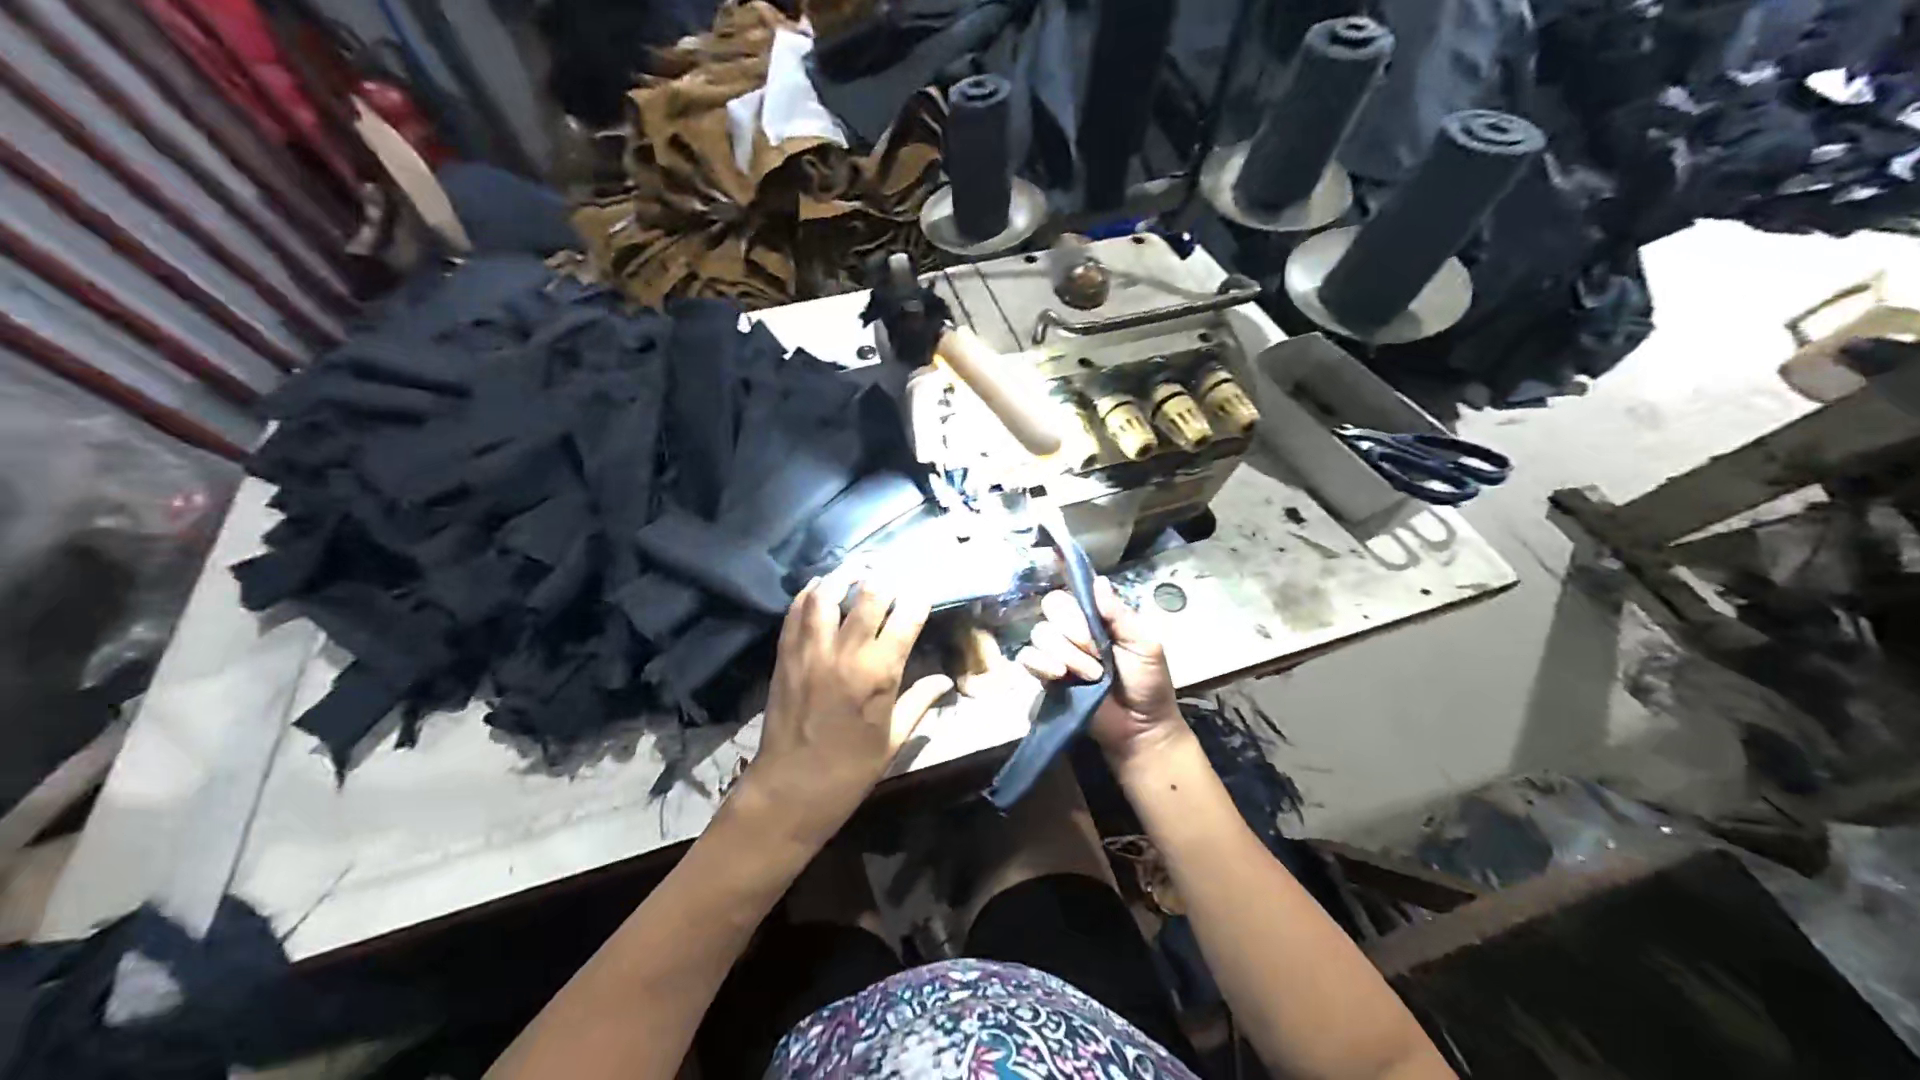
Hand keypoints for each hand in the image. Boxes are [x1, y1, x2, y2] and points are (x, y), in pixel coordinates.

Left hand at [742, 574, 952, 848]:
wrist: (790, 790)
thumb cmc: (851, 770)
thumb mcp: (894, 739)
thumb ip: (919, 702)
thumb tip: (944, 680)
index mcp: (880, 674)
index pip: (905, 618)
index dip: (917, 599)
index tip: (924, 590)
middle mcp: (847, 653)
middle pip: (868, 597)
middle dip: (883, 580)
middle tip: (890, 573)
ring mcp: (811, 651)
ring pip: (827, 596)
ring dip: (843, 577)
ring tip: (855, 568)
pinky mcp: (785, 656)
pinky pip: (795, 614)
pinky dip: (807, 594)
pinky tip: (817, 586)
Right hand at [1016, 578, 1186, 764]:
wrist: (1141, 727)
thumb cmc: (1148, 683)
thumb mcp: (1144, 645)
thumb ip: (1119, 615)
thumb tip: (1098, 581)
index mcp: (1097, 616)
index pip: (1074, 587)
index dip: (1063, 571)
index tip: (1054, 554)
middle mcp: (1073, 628)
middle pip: (1052, 606)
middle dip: (1073, 627)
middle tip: (1097, 650)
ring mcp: (1057, 652)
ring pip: (1042, 633)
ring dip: (1066, 652)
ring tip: (1091, 674)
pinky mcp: (1045, 676)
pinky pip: (1028, 658)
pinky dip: (1041, 662)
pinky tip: (1059, 674)